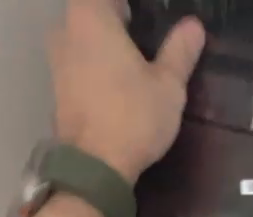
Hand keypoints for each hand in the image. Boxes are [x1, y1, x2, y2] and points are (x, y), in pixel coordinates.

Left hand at [50, 0, 205, 182]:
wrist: (96, 164)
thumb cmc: (134, 116)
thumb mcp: (168, 85)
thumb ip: (179, 51)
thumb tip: (194, 25)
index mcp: (91, 14)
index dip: (135, 8)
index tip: (154, 19)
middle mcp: (66, 26)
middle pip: (95, 11)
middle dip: (121, 21)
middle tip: (150, 39)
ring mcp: (57, 57)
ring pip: (86, 37)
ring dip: (108, 45)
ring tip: (138, 63)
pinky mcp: (59, 85)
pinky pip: (81, 61)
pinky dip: (98, 65)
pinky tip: (120, 84)